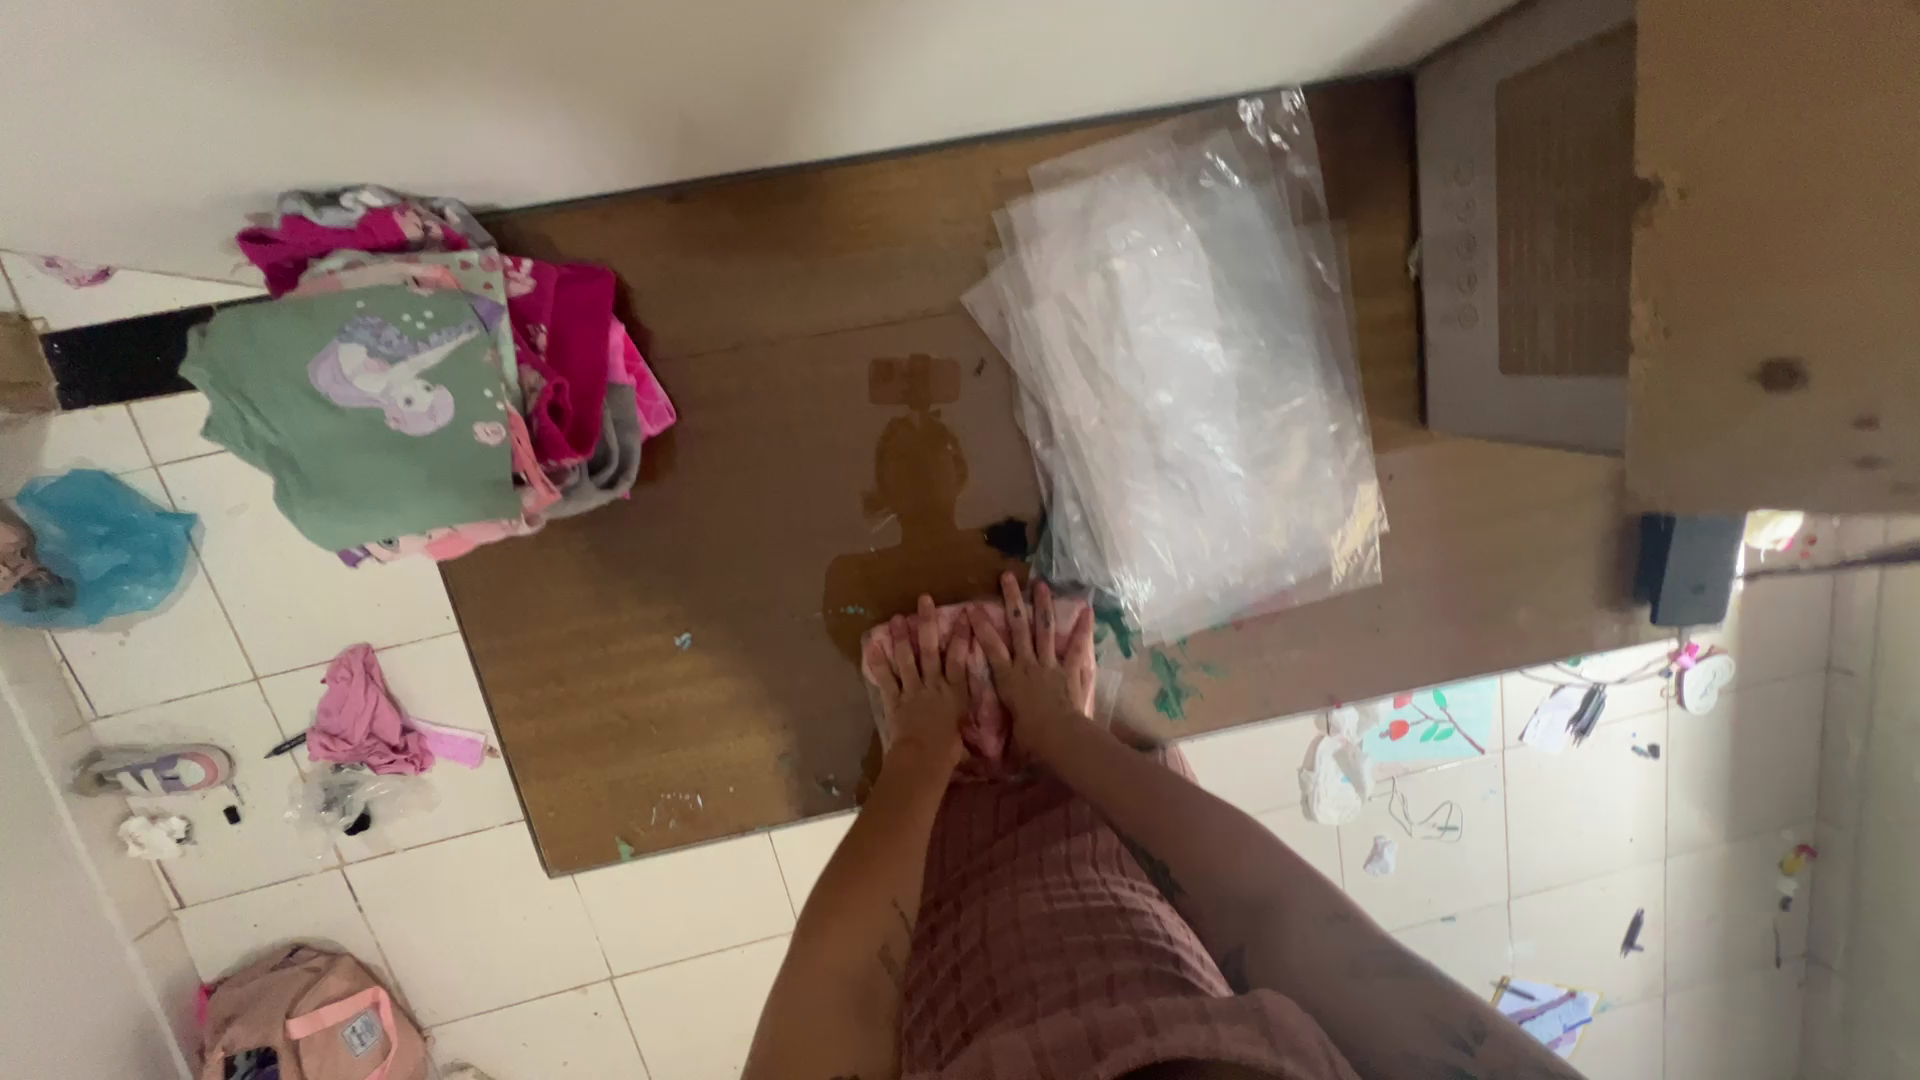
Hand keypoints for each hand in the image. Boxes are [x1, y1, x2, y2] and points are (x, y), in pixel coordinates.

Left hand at [866, 595, 972, 775]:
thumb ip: (963, 719)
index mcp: (955, 691)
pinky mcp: (895, 699)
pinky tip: (872, 646)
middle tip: (924, 600)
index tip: (965, 614)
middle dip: (928, 623)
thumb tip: (973, 729)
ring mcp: (913, 690)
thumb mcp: (963, 732)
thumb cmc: (949, 750)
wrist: (925, 758)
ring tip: (898, 617)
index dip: (962, 636)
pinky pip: (886, 678)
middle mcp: (934, 684)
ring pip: (907, 658)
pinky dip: (878, 662)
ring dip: (902, 637)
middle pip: (931, 650)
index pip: (960, 658)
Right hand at [967, 572, 1095, 756]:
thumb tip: (984, 748)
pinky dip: (1082, 630)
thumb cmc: (1029, 738)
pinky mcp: (1070, 670)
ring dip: (1042, 606)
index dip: (981, 626)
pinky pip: (1076, 648)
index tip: (972, 607)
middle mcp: (1026, 663)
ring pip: (1044, 630)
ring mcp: (1049, 664)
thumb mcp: (1009, 733)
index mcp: (1008, 677)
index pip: (991, 647)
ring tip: (1041, 584)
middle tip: (1007, 578)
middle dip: (1012, 600)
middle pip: (1018, 627)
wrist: (1058, 737)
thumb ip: (1000, 727)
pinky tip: (1087, 611)